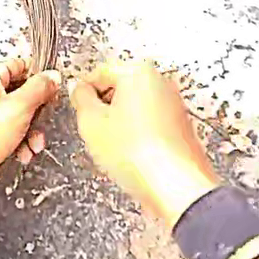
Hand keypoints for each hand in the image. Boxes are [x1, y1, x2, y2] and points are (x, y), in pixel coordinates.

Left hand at [0, 58, 59, 189]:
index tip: (52, 93)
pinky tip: (22, 153)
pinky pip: (4, 127)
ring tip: (33, 146)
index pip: (22, 65)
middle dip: (36, 113)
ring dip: (28, 130)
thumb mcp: (19, 108)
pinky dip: (16, 139)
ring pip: (14, 112)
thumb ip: (39, 88)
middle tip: (42, 123)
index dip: (40, 79)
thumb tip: (52, 76)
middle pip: (20, 92)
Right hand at [70, 60, 219, 226]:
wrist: (175, 186)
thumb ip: (80, 99)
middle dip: (105, 109)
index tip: (77, 108)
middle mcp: (160, 81)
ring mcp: (173, 103)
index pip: (99, 73)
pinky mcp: (181, 126)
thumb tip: (78, 88)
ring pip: (135, 107)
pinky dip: (140, 135)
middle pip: (119, 89)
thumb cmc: (137, 153)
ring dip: (122, 124)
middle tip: (96, 132)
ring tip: (117, 148)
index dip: (83, 93)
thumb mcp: (91, 123)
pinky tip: (134, 155)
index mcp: (138, 72)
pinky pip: (151, 123)